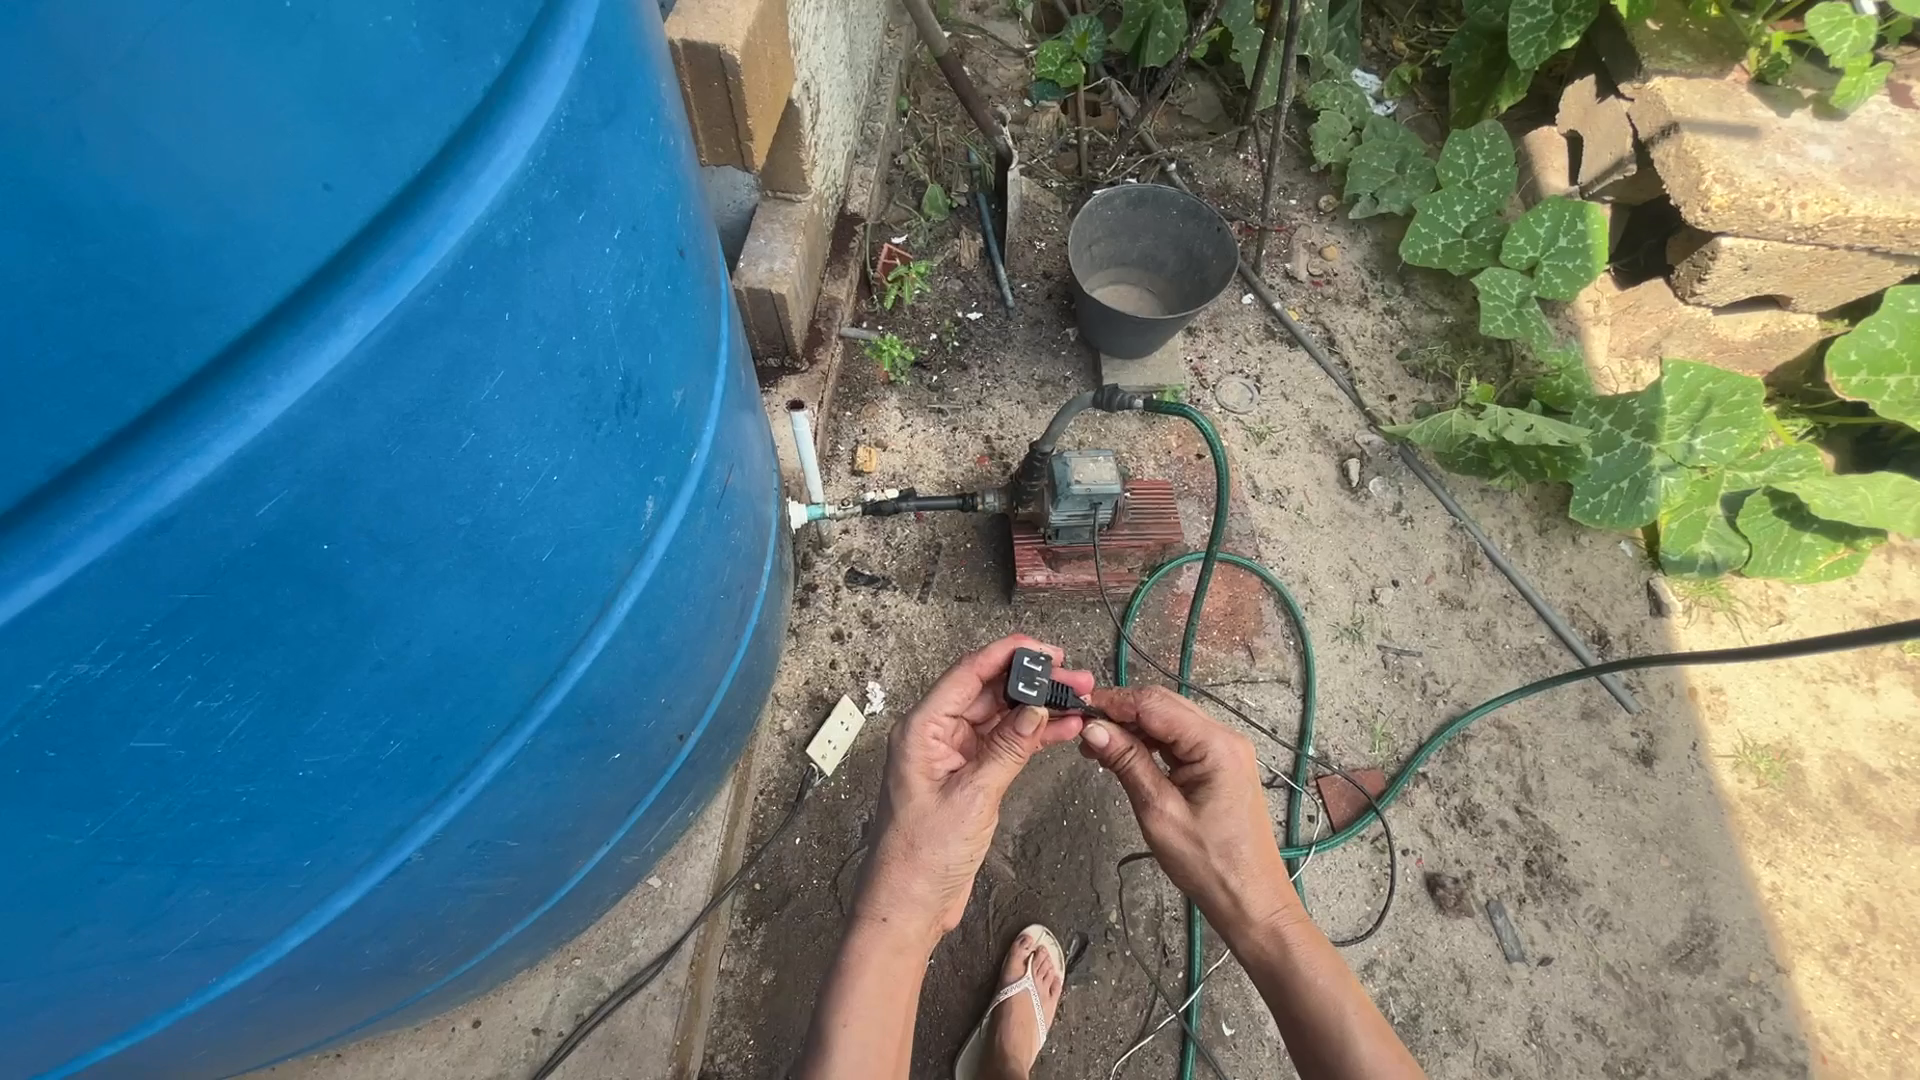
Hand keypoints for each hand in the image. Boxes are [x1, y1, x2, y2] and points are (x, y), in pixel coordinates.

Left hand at [853, 636, 1092, 941]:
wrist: (909, 906)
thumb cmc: (922, 855)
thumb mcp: (972, 797)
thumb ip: (1007, 749)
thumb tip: (1037, 708)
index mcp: (923, 727)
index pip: (968, 673)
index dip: (1007, 654)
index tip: (1045, 648)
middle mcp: (936, 732)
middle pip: (988, 691)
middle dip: (1032, 681)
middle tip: (1075, 677)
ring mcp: (954, 753)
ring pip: (1000, 716)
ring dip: (1037, 708)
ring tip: (1079, 700)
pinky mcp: (969, 774)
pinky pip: (1003, 744)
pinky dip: (1031, 736)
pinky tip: (1063, 729)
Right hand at [1080, 686, 1299, 942]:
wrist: (1252, 903)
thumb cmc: (1209, 864)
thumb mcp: (1159, 811)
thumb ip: (1127, 762)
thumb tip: (1093, 728)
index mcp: (1215, 744)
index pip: (1154, 704)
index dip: (1113, 702)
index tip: (1079, 709)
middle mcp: (1224, 736)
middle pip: (1162, 704)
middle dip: (1120, 711)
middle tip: (1083, 727)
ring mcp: (1224, 749)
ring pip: (1169, 719)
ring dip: (1132, 726)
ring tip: (1097, 744)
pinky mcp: (1220, 763)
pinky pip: (1178, 738)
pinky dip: (1149, 741)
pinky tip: (1125, 753)